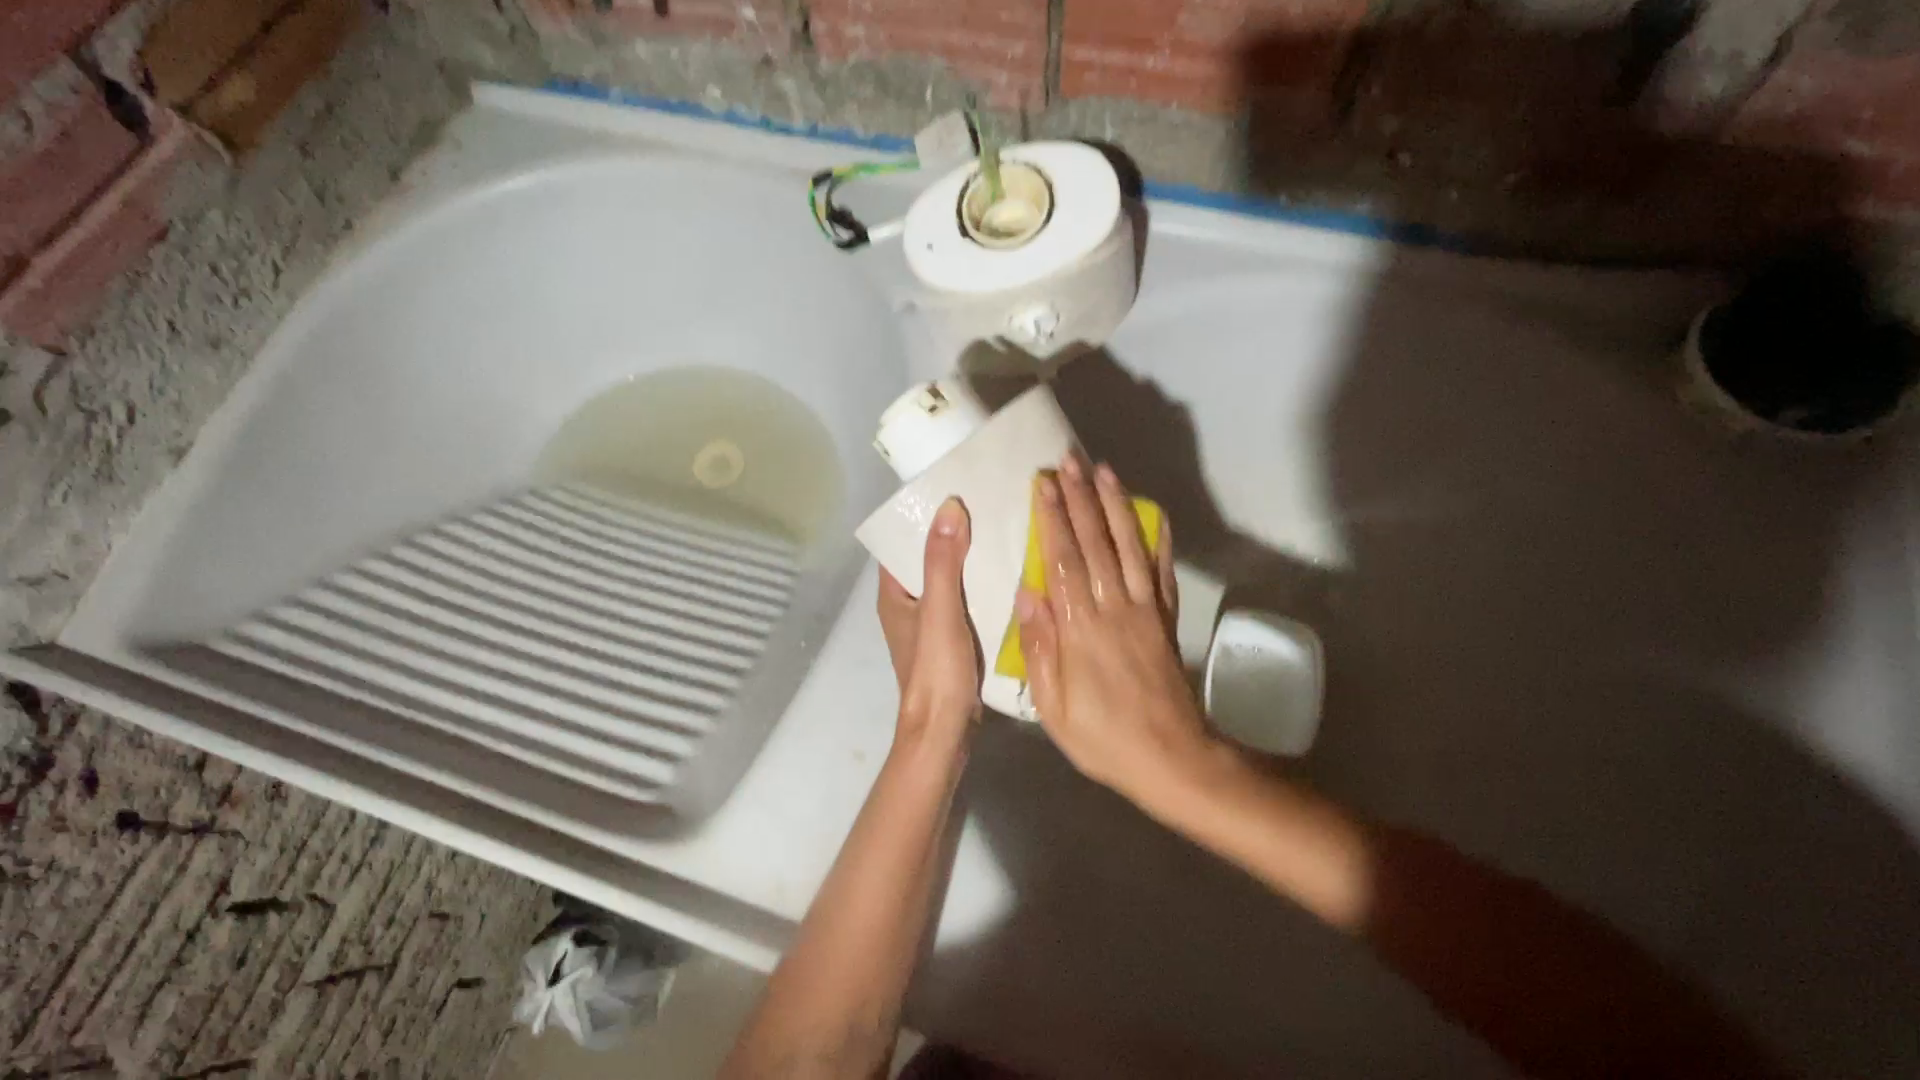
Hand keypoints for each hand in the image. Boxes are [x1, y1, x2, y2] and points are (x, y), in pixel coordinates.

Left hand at [877, 497, 981, 737]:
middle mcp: (908, 606)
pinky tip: (1011, 576)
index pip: (902, 542)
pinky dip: (983, 588)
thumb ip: (943, 561)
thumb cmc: (935, 671)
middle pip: (929, 559)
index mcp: (894, 595)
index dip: (923, 516)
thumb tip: (949, 506)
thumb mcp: (940, 611)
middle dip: (955, 535)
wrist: (946, 733)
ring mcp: (930, 626)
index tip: (955, 490)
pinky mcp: (953, 642)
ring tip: (1005, 531)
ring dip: (972, 561)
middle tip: (990, 505)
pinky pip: (967, 603)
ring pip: (951, 581)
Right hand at [1016, 454, 1217, 801]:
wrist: (1173, 759)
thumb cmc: (1102, 739)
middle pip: (1095, 542)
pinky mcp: (1166, 621)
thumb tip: (1026, 592)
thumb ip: (1040, 648)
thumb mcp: (1053, 706)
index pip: (1063, 560)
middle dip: (1081, 498)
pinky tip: (1153, 516)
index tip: (1043, 484)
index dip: (1052, 519)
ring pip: (1129, 547)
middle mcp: (1115, 609)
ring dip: (1115, 506)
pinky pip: (1163, 572)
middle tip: (1069, 460)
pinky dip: (1158, 540)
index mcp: (1082, 629)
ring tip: (1105, 471)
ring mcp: (1145, 611)